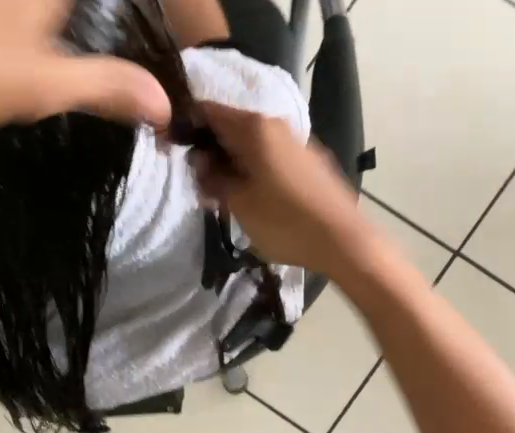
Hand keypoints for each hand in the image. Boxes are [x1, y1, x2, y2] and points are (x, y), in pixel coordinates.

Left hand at [0, 0, 172, 138]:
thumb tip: (164, 107)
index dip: (71, 17)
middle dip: (42, 24)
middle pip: (42, 8)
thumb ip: (105, 87)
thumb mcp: (39, 85)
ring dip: (8, 25)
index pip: (73, 2)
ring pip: (6, 13)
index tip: (65, 29)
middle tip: (37, 36)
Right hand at [189, 103, 369, 274]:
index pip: (210, 111)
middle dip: (209, 150)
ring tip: (219, 194)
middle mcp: (275, 125)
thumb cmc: (285, 222)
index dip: (187, 126)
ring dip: (231, 163)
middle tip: (195, 182)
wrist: (343, 240)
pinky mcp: (307, 162)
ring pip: (251, 144)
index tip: (172, 148)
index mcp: (255, 128)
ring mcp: (295, 142)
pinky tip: (248, 195)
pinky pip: (269, 157)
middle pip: (231, 128)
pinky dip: (252, 169)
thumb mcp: (240, 205)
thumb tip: (198, 161)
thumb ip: (214, 179)